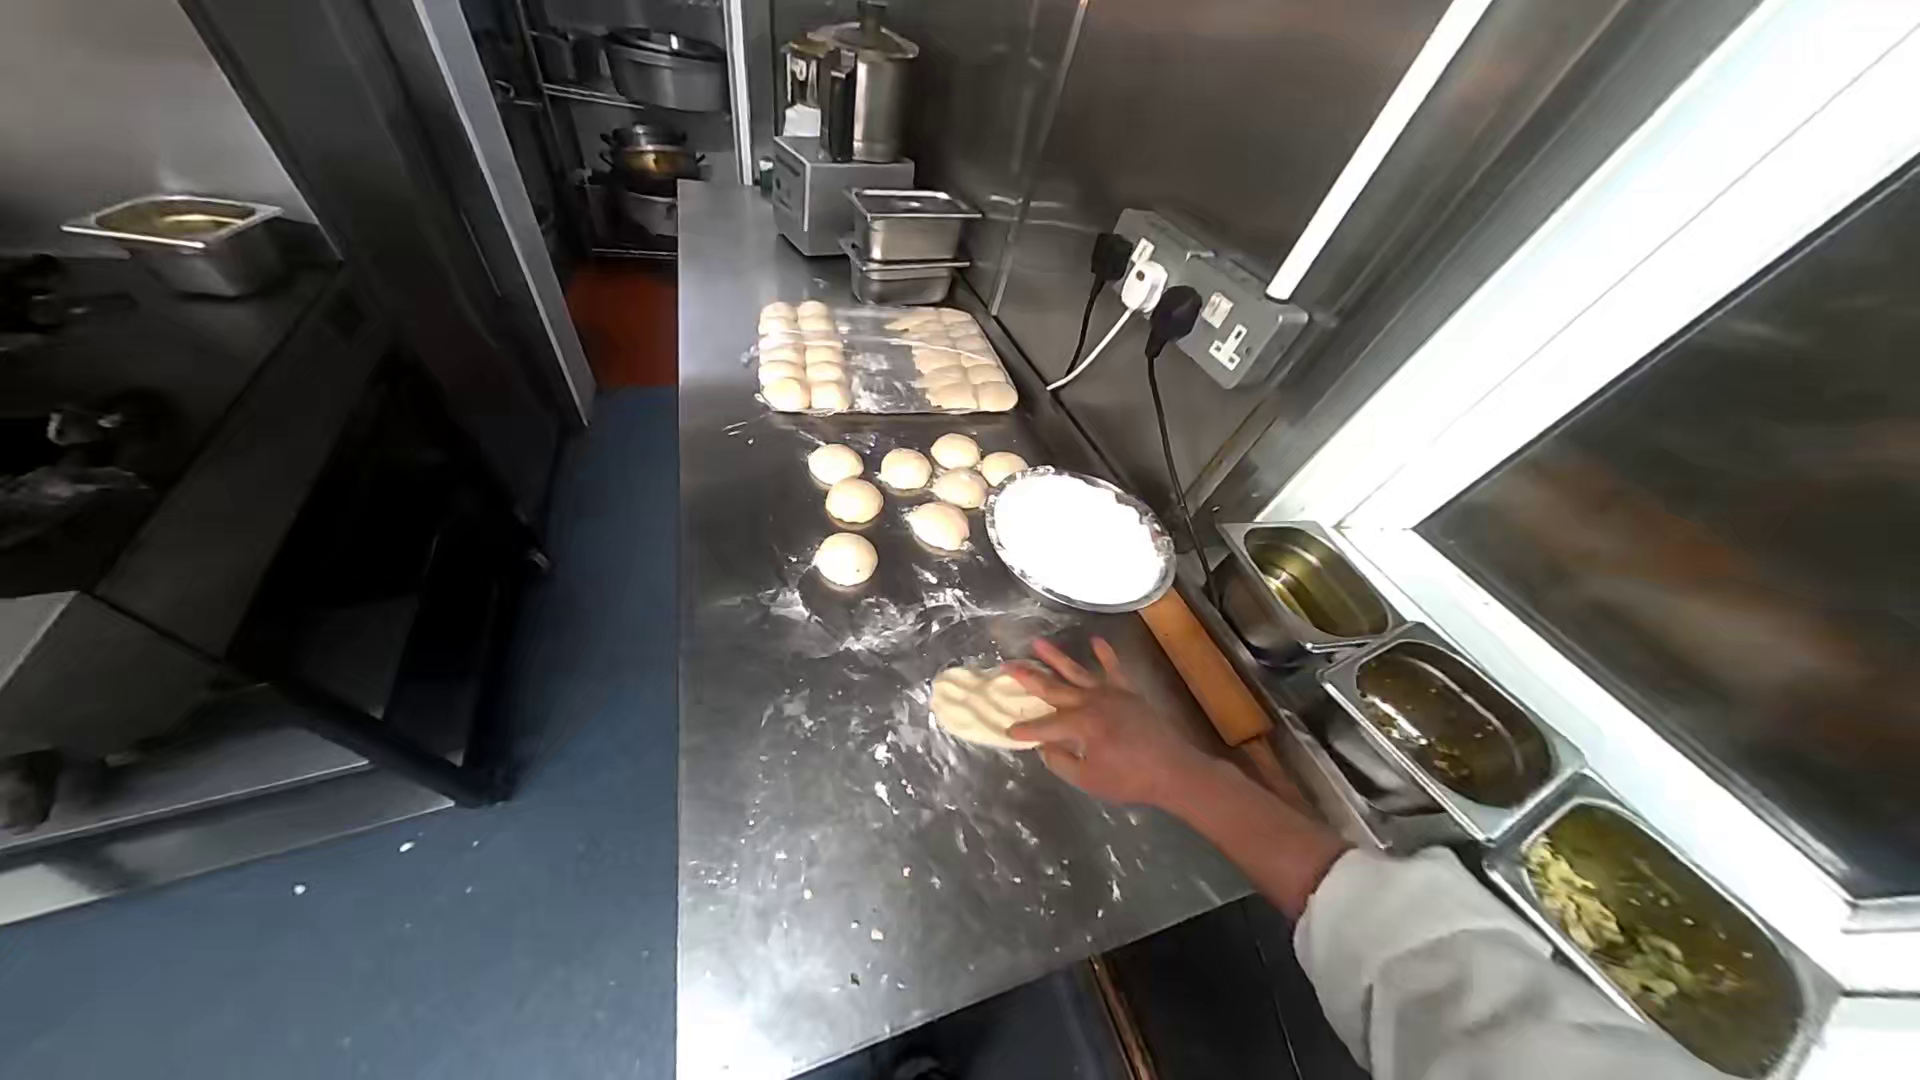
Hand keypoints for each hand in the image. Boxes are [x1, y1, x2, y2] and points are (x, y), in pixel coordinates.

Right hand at [1007, 638, 1220, 807]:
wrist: (1174, 770)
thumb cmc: (1130, 779)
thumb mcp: (1089, 780)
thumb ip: (1061, 762)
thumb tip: (1045, 748)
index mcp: (1079, 725)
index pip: (1044, 726)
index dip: (1025, 730)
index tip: (1009, 731)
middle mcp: (1090, 702)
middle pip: (1052, 688)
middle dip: (1027, 678)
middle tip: (1007, 665)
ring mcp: (1109, 693)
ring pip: (1076, 671)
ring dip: (1055, 657)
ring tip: (1037, 642)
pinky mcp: (1127, 691)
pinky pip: (1113, 668)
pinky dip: (1105, 654)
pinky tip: (1096, 640)